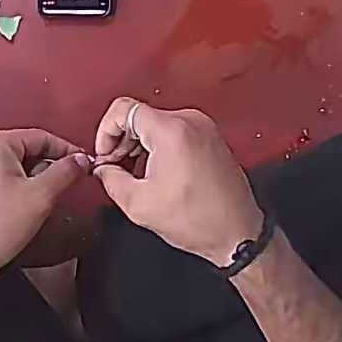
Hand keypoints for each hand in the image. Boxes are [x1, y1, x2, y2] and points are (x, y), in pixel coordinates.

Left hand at [0, 129, 90, 285]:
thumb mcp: (42, 194)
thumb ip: (66, 171)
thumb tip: (80, 160)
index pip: (41, 136)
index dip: (67, 150)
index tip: (84, 162)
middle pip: (30, 150)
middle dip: (52, 167)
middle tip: (72, 181)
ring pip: (19, 167)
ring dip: (39, 181)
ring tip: (50, 199)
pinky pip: (7, 180)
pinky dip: (24, 190)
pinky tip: (31, 208)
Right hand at [91, 99, 263, 264]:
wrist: (237, 232)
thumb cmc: (198, 219)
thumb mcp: (139, 204)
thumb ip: (111, 179)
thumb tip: (103, 169)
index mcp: (171, 130)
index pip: (124, 109)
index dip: (105, 131)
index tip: (104, 154)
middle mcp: (189, 121)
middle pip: (140, 116)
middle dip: (121, 141)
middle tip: (113, 168)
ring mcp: (203, 128)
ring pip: (157, 124)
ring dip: (139, 145)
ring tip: (134, 175)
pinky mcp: (210, 138)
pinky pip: (175, 132)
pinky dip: (159, 147)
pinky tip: (155, 174)